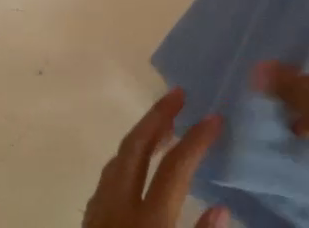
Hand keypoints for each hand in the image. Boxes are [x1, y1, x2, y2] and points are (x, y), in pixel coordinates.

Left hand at [82, 89, 227, 227]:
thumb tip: (220, 208)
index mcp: (147, 219)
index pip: (174, 167)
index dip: (196, 140)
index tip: (215, 118)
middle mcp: (118, 207)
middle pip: (135, 148)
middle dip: (157, 116)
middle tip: (179, 94)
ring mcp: (98, 214)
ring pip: (116, 161)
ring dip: (140, 137)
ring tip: (163, 125)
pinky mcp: (88, 222)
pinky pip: (106, 182)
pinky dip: (125, 162)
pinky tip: (137, 166)